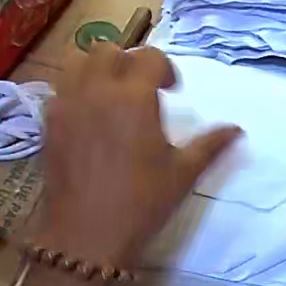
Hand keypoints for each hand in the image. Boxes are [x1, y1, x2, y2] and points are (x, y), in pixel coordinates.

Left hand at [35, 42, 239, 268]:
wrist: (87, 234)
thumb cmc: (142, 203)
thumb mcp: (182, 174)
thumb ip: (210, 145)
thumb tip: (237, 130)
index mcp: (133, 98)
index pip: (150, 57)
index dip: (166, 69)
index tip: (172, 91)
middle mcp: (96, 90)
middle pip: (109, 50)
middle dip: (129, 63)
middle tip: (143, 90)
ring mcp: (67, 104)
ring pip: (78, 61)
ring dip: (98, 69)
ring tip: (112, 96)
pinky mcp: (49, 122)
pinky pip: (60, 88)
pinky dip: (77, 90)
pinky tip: (90, 118)